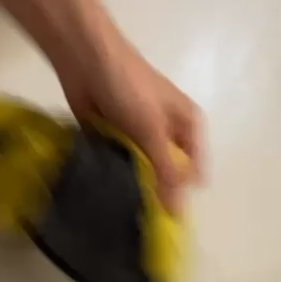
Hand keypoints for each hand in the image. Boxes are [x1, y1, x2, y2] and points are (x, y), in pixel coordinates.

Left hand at [58, 39, 203, 213]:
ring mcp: (140, 138)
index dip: (181, 196)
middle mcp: (167, 134)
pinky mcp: (114, 141)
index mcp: (188, 127)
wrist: (86, 60)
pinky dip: (114, 178)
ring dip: (133, 188)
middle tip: (139, 221)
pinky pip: (119, 167)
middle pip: (167, 175)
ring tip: (121, 212)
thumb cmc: (129, 88)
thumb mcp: (152, 130)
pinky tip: (105, 196)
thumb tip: (179, 212)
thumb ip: (166, 171)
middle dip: (156, 194)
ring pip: (142, 173)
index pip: (193, 172)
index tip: (164, 220)